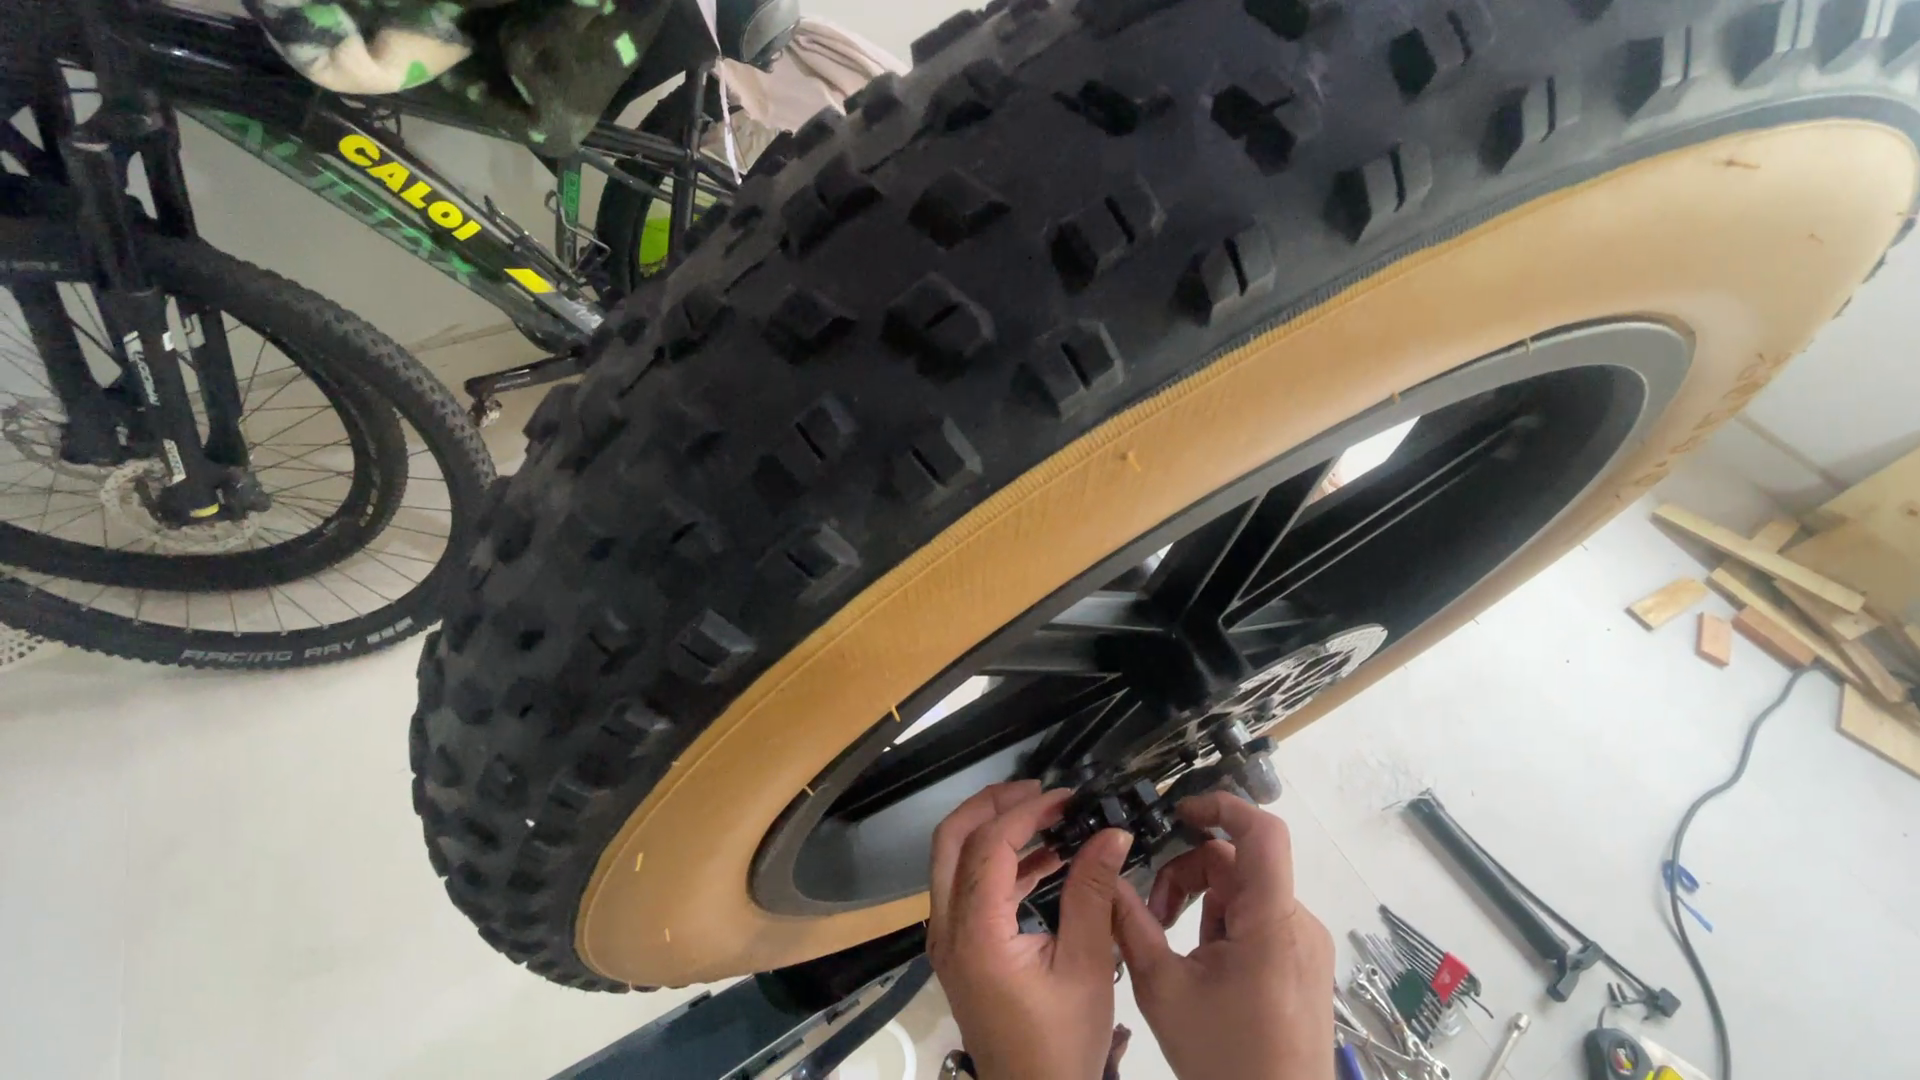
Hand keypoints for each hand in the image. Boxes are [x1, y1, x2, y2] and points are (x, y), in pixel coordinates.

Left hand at [928, 780, 1135, 1079]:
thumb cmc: (1062, 1042)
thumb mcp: (1087, 967)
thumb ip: (1092, 893)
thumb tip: (1111, 833)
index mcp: (976, 933)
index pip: (989, 845)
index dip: (1027, 813)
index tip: (1065, 799)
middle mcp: (947, 928)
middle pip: (951, 839)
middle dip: (992, 805)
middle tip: (1039, 792)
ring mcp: (947, 938)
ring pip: (953, 858)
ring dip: (994, 830)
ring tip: (1047, 818)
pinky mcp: (958, 947)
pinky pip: (967, 886)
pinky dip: (998, 863)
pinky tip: (1044, 859)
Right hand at [1110, 792, 1334, 1079]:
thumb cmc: (1224, 1059)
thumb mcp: (1163, 988)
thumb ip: (1129, 923)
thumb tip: (1104, 872)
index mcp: (1271, 922)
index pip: (1263, 832)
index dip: (1222, 805)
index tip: (1179, 812)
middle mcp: (1297, 923)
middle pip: (1236, 863)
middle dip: (1186, 874)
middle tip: (1152, 914)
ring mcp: (1304, 943)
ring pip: (1243, 890)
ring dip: (1200, 900)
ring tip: (1171, 945)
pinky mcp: (1302, 963)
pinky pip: (1257, 917)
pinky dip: (1221, 922)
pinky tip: (1200, 963)